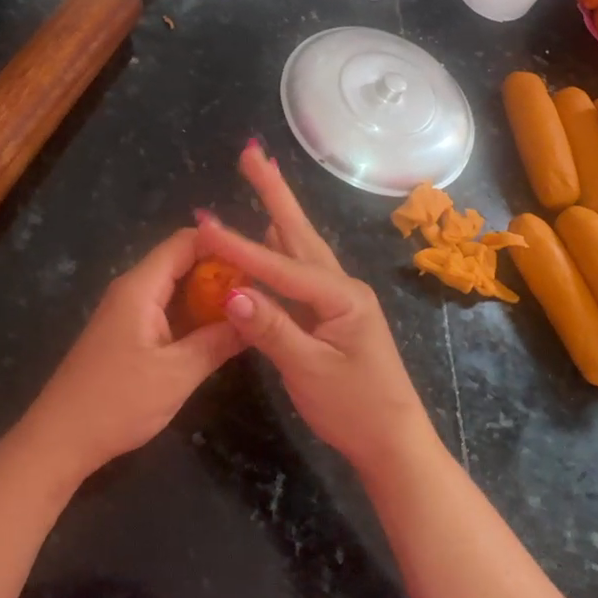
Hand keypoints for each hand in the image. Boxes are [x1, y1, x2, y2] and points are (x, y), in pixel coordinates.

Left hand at [21, 230, 244, 478]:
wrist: (60, 439)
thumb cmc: (117, 402)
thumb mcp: (177, 374)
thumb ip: (218, 341)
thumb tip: (257, 314)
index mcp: (140, 287)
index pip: (185, 242)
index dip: (223, 243)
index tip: (262, 258)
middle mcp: (132, 290)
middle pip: (182, 262)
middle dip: (222, 270)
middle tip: (266, 285)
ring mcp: (128, 312)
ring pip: (176, 288)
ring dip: (210, 295)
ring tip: (254, 304)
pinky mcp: (127, 333)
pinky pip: (167, 310)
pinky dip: (194, 315)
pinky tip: (221, 330)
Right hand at [196, 141, 435, 474]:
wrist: (393, 444)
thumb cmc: (355, 409)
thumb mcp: (310, 371)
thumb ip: (271, 328)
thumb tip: (231, 291)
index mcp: (340, 296)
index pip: (280, 265)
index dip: (239, 246)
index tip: (203, 223)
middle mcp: (341, 287)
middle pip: (298, 232)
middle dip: (273, 192)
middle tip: (251, 153)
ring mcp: (338, 299)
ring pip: (300, 246)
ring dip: (277, 211)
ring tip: (259, 178)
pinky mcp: (331, 315)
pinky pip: (298, 272)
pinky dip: (278, 248)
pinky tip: (269, 235)